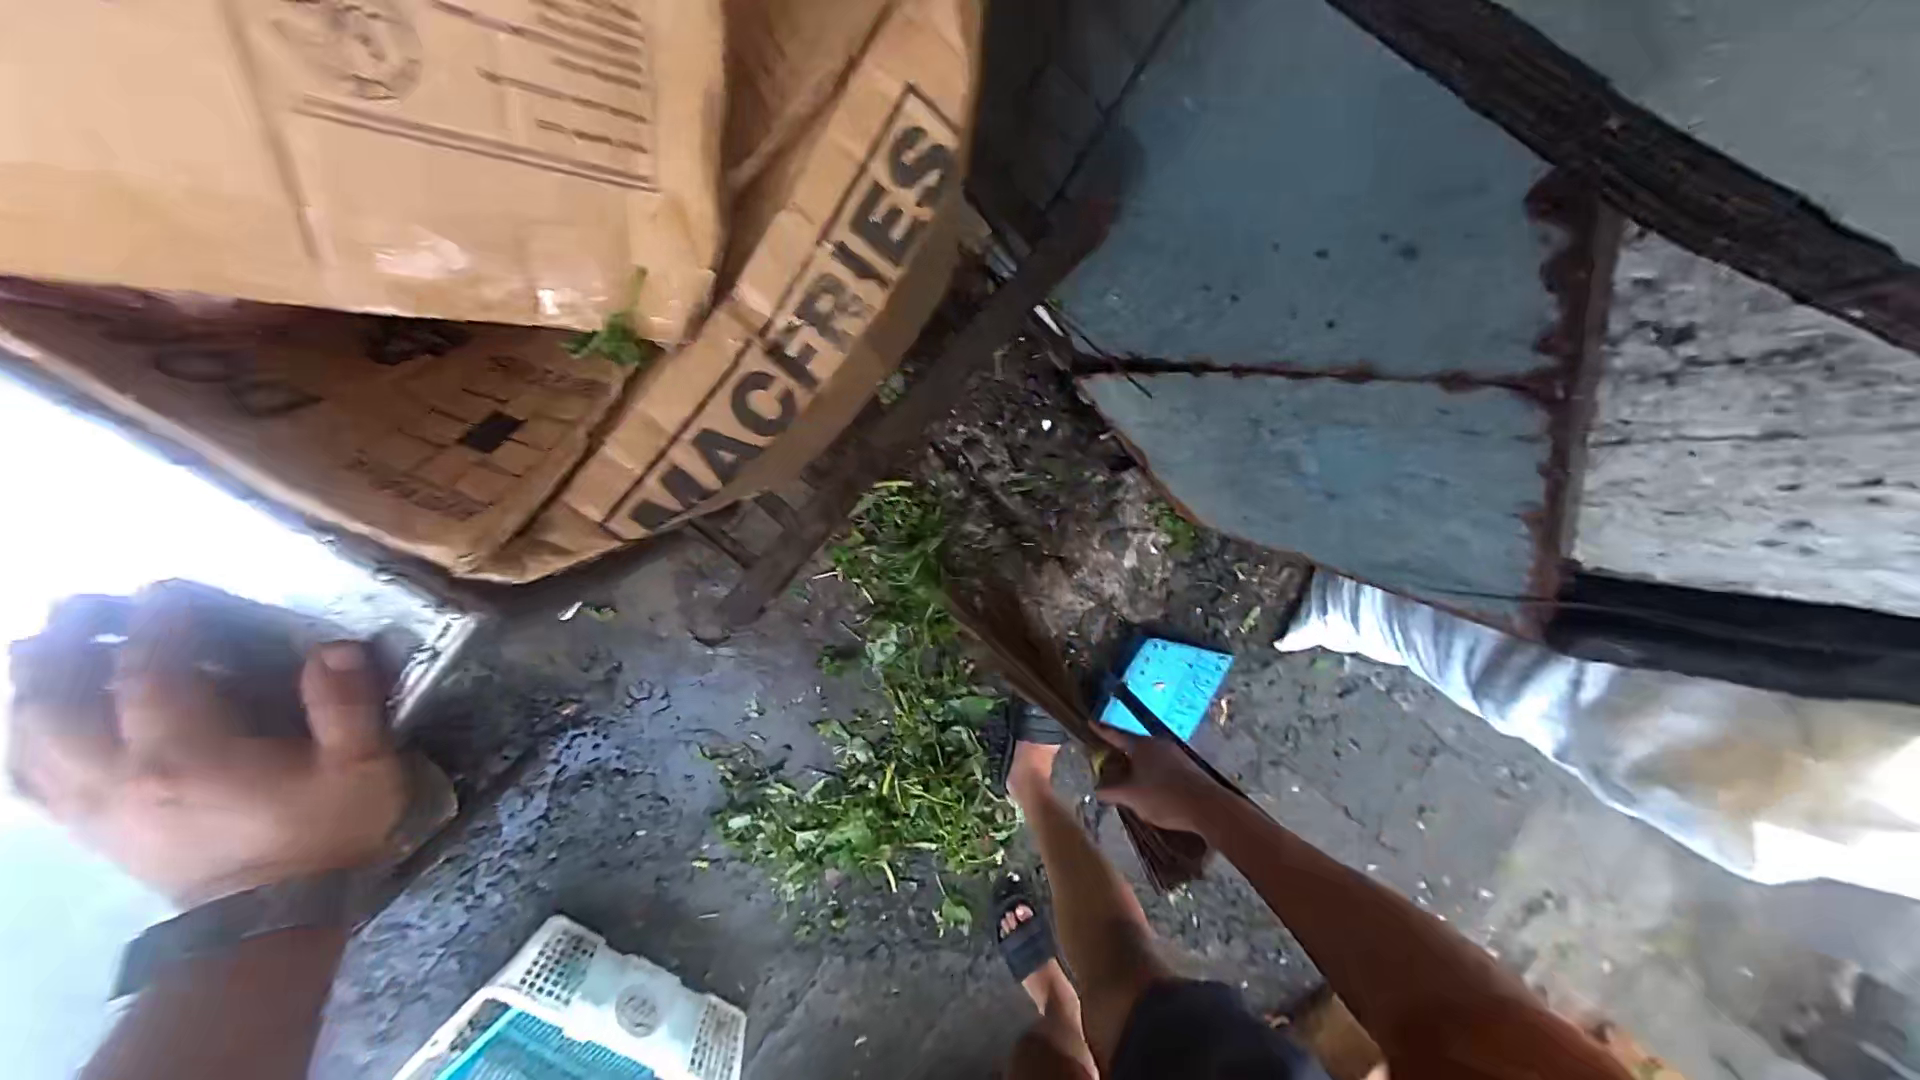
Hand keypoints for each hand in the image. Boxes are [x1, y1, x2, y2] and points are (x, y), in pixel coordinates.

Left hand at [6, 590, 409, 906]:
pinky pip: (25, 778)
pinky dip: (18, 740)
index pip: (151, 675)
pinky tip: (30, 722)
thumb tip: (335, 647)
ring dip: (26, 686)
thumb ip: (347, 704)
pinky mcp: (86, 827)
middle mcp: (118, 775)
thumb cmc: (323, 830)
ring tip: (38, 646)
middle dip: (61, 646)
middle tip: (79, 604)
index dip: (154, 627)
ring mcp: (90, 806)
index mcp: (187, 755)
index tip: (163, 590)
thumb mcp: (360, 764)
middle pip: (55, 702)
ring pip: (25, 738)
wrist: (272, 914)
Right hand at [1093, 723, 1233, 834]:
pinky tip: (1151, 786)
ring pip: (1149, 755)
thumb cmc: (1164, 797)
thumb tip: (1097, 789)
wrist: (1208, 807)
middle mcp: (1158, 744)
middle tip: (1107, 754)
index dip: (1101, 730)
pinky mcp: (1187, 767)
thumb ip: (1111, 792)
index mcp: (1141, 745)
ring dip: (1138, 763)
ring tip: (1129, 774)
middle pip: (1134, 744)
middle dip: (1121, 750)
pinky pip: (1162, 764)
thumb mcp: (1131, 797)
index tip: (1091, 722)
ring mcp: (1175, 754)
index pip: (1116, 735)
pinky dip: (1152, 771)